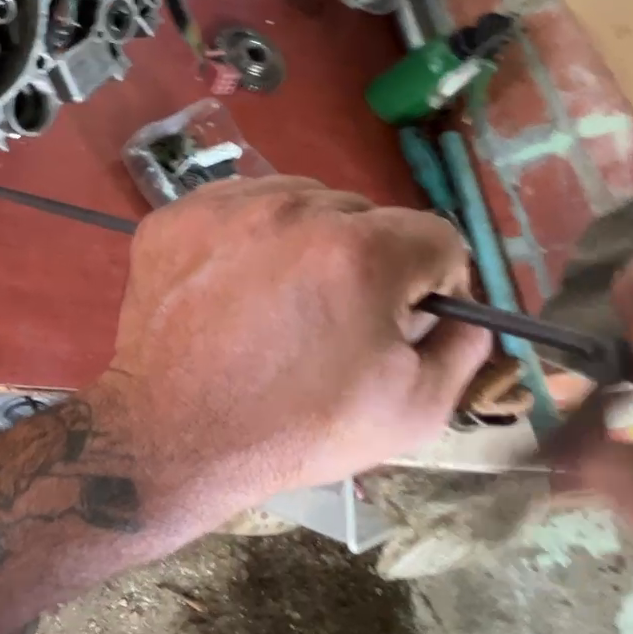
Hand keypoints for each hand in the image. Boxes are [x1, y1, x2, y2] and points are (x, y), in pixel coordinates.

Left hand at [90, 176, 490, 540]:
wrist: (172, 433)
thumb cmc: (295, 428)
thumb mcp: (415, 407)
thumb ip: (462, 343)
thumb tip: (460, 308)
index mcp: (358, 250)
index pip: (434, 237)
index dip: (431, 283)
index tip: (403, 317)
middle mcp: (287, 210)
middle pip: (361, 215)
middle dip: (366, 259)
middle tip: (333, 315)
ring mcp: (220, 209)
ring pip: (294, 200)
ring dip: (304, 238)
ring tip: (280, 297)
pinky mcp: (170, 219)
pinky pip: (233, 207)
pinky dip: (245, 236)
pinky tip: (234, 282)